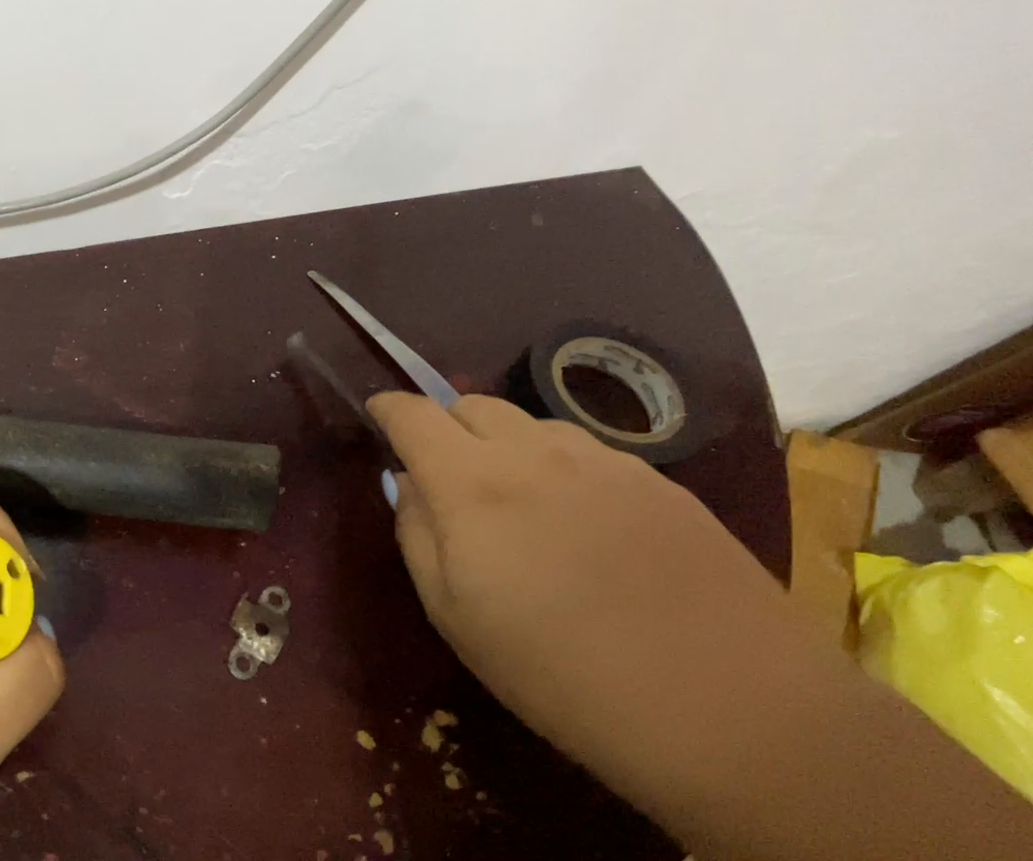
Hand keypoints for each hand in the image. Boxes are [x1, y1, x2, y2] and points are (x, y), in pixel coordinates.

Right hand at [369, 392, 1032, 859]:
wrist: (733, 707)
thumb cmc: (563, 673)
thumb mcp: (455, 616)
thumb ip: (417, 535)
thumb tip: (411, 485)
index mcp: (471, 483)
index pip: (413, 413)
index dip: (388, 408)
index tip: (379, 419)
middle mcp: (534, 452)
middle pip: (471, 404)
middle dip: (445, 425)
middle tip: (448, 476)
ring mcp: (603, 461)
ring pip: (531, 425)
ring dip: (505, 445)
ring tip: (518, 503)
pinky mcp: (659, 481)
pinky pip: (587, 451)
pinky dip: (560, 467)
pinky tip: (583, 525)